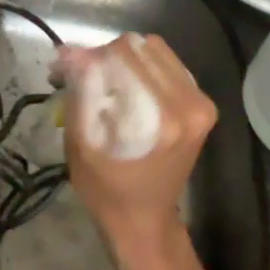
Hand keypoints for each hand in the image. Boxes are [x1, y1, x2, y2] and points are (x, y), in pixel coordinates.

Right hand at [58, 34, 216, 254]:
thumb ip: (80, 91)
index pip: (124, 54)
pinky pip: (168, 65)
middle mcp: (191, 104)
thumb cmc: (107, 190)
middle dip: (107, 56)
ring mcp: (201, 103)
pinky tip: (126, 88)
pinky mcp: (202, 105)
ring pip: (156, 50)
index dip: (91, 57)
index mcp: (164, 117)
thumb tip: (70, 52)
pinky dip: (143, 68)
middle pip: (142, 47)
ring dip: (125, 59)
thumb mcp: (82, 143)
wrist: (144, 221)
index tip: (68, 72)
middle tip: (84, 77)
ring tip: (104, 82)